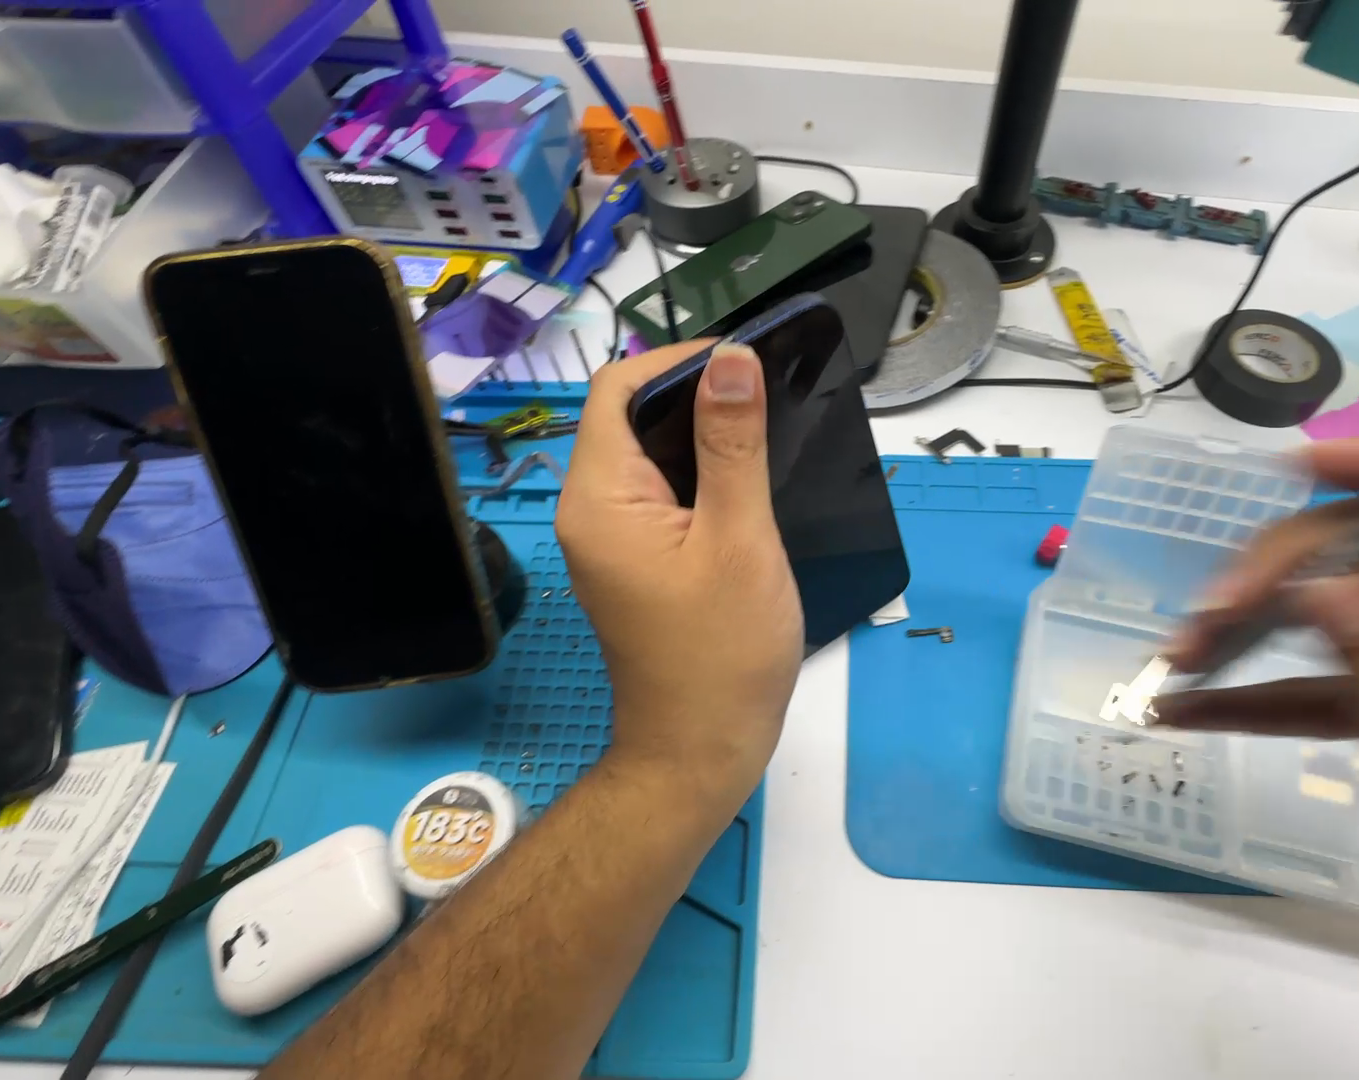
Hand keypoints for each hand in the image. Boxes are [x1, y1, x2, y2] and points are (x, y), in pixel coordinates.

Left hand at [557, 342, 802, 801]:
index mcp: (600, 498)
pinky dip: (701, 477)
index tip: (745, 365)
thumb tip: (731, 358)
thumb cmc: (724, 650)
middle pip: (631, 420)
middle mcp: (591, 510)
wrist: (702, 750)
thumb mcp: (738, 539)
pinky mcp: (636, 561)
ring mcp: (611, 539)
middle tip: (767, 399)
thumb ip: (733, 445)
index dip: (677, 363)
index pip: (618, 391)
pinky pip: (662, 496)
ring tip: (766, 434)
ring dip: (703, 438)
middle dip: (696, 398)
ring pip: (651, 458)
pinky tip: (748, 482)